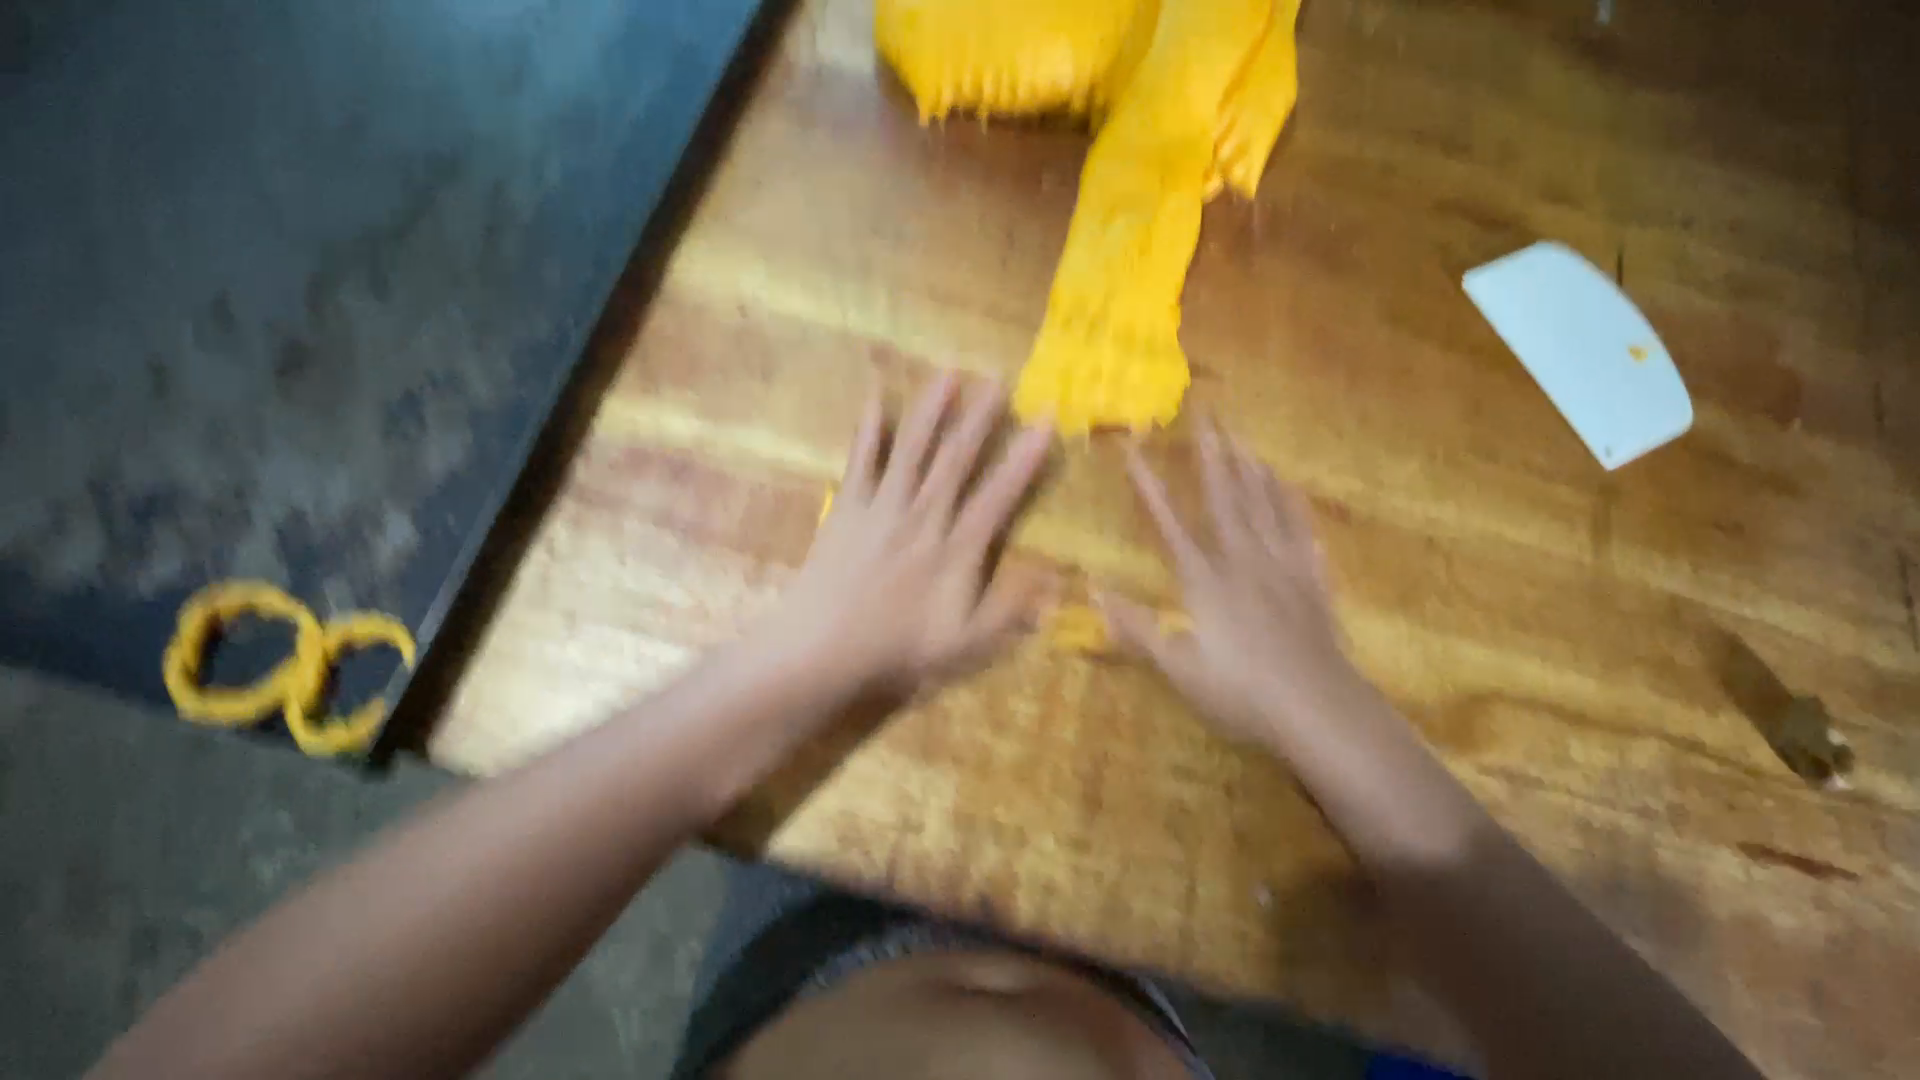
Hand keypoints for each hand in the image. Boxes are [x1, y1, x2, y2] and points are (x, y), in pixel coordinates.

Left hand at [765, 374, 1052, 697]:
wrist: (822, 648)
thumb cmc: (896, 649)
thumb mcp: (964, 644)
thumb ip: (1009, 611)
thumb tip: (1053, 578)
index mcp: (955, 549)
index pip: (998, 496)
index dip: (1025, 458)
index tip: (1045, 420)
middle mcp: (923, 517)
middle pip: (956, 460)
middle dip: (980, 418)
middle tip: (999, 378)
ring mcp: (882, 508)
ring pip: (912, 450)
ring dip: (931, 410)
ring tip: (949, 373)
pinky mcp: (847, 508)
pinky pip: (860, 461)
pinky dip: (868, 429)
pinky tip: (874, 399)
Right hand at [1098, 423, 1367, 746]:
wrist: (1320, 709)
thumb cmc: (1241, 692)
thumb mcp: (1178, 667)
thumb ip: (1136, 627)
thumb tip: (1092, 590)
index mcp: (1205, 580)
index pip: (1169, 523)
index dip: (1149, 485)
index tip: (1134, 447)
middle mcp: (1243, 560)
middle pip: (1225, 496)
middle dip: (1211, 452)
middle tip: (1206, 412)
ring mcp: (1282, 566)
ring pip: (1265, 504)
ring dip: (1251, 466)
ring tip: (1242, 435)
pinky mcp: (1312, 580)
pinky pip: (1301, 529)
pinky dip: (1293, 503)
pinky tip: (1290, 485)